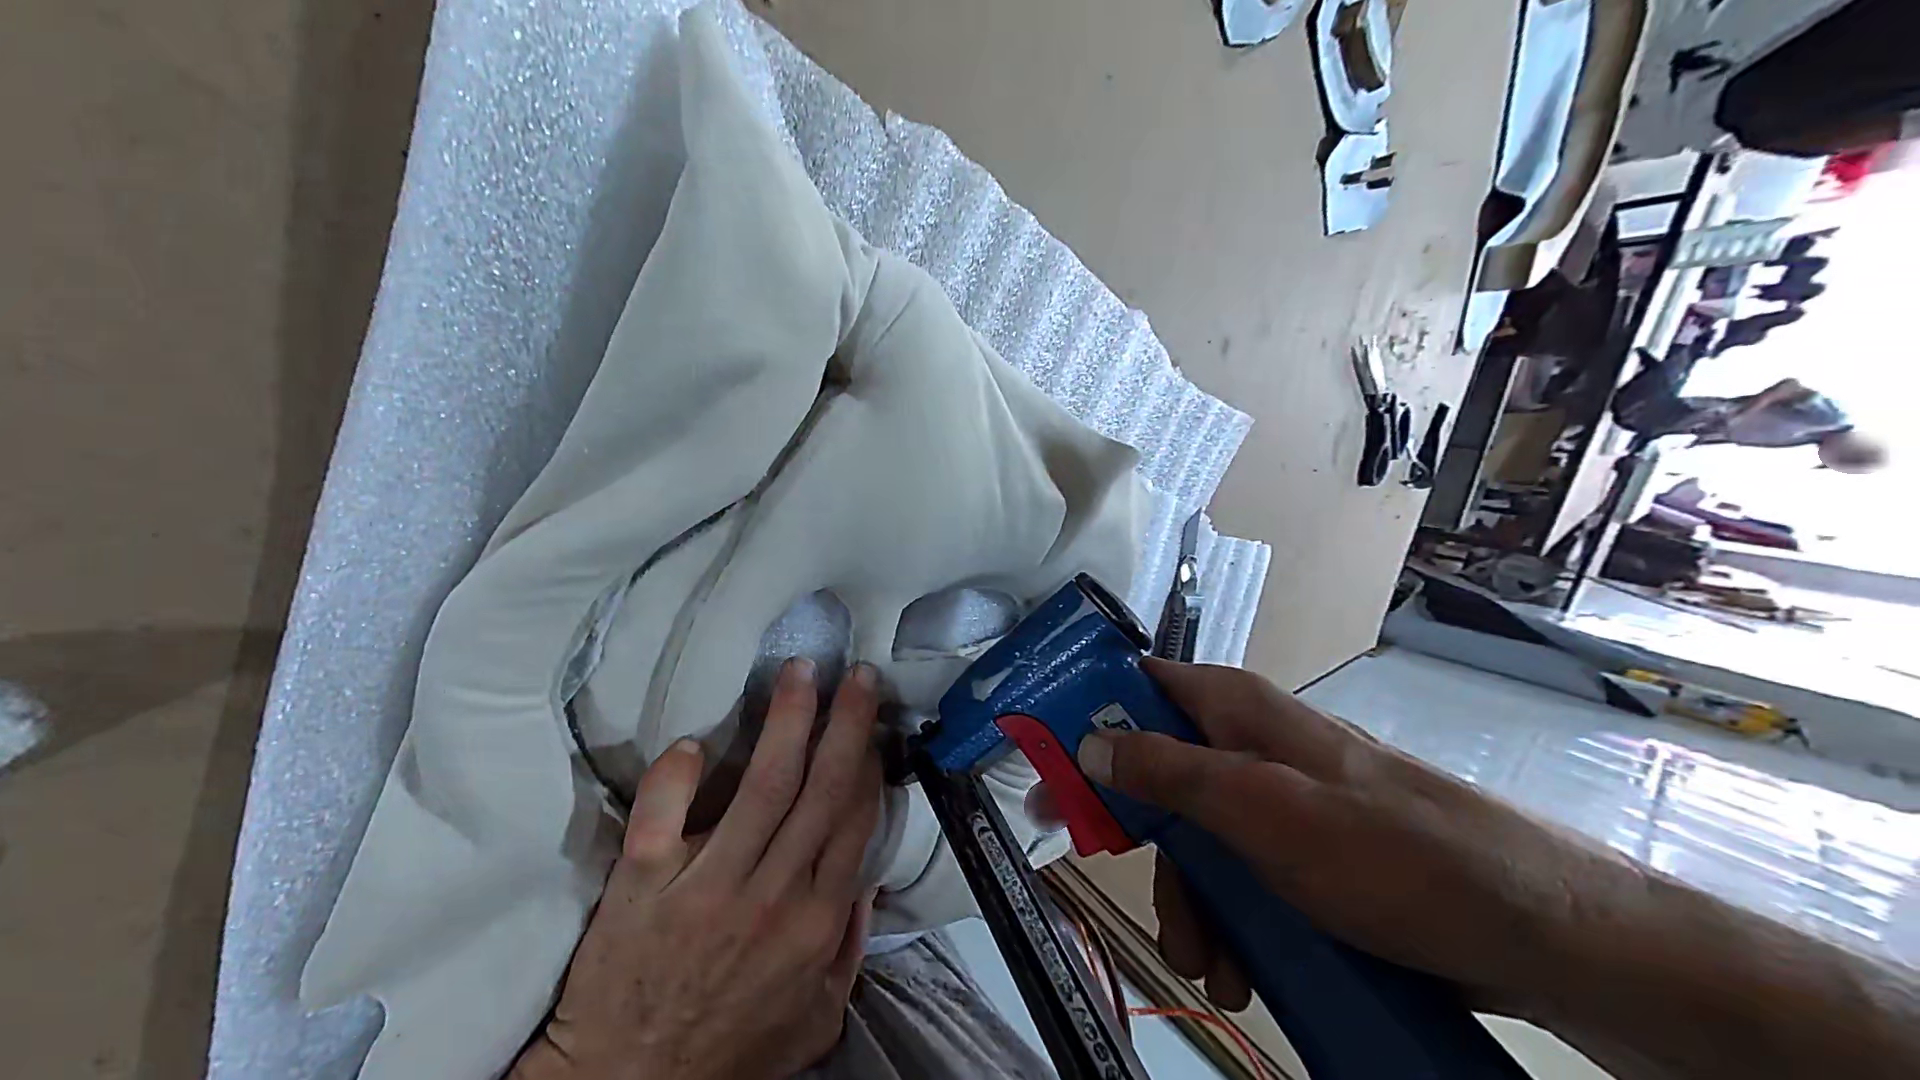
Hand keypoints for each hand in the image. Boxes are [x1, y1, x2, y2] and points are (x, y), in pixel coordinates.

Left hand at [510, 658, 883, 1079]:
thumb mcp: (816, 1016)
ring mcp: (707, 886)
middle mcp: (771, 894)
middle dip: (846, 722)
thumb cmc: (730, 1048)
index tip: (873, 724)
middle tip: (856, 674)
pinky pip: (664, 813)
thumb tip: (867, 875)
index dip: (867, 762)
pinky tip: (692, 743)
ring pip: (762, 784)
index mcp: (815, 920)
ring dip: (787, 721)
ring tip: (800, 675)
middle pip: (821, 787)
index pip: (853, 818)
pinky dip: (677, 773)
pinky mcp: (644, 884)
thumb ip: (851, 945)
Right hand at [1076, 658, 1641, 1018]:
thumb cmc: (1388, 849)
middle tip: (1121, 883)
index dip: (1088, 718)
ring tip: (1208, 962)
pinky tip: (1240, 965)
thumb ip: (1169, 772)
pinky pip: (1239, 870)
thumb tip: (1088, 744)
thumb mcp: (1261, 808)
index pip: (1136, 685)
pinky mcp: (1305, 846)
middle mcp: (1249, 740)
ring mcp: (1278, 795)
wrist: (1537, 930)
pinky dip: (1229, 917)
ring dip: (1189, 898)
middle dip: (1143, 840)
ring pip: (1196, 833)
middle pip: (1158, 771)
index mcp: (1234, 707)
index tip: (1049, 770)